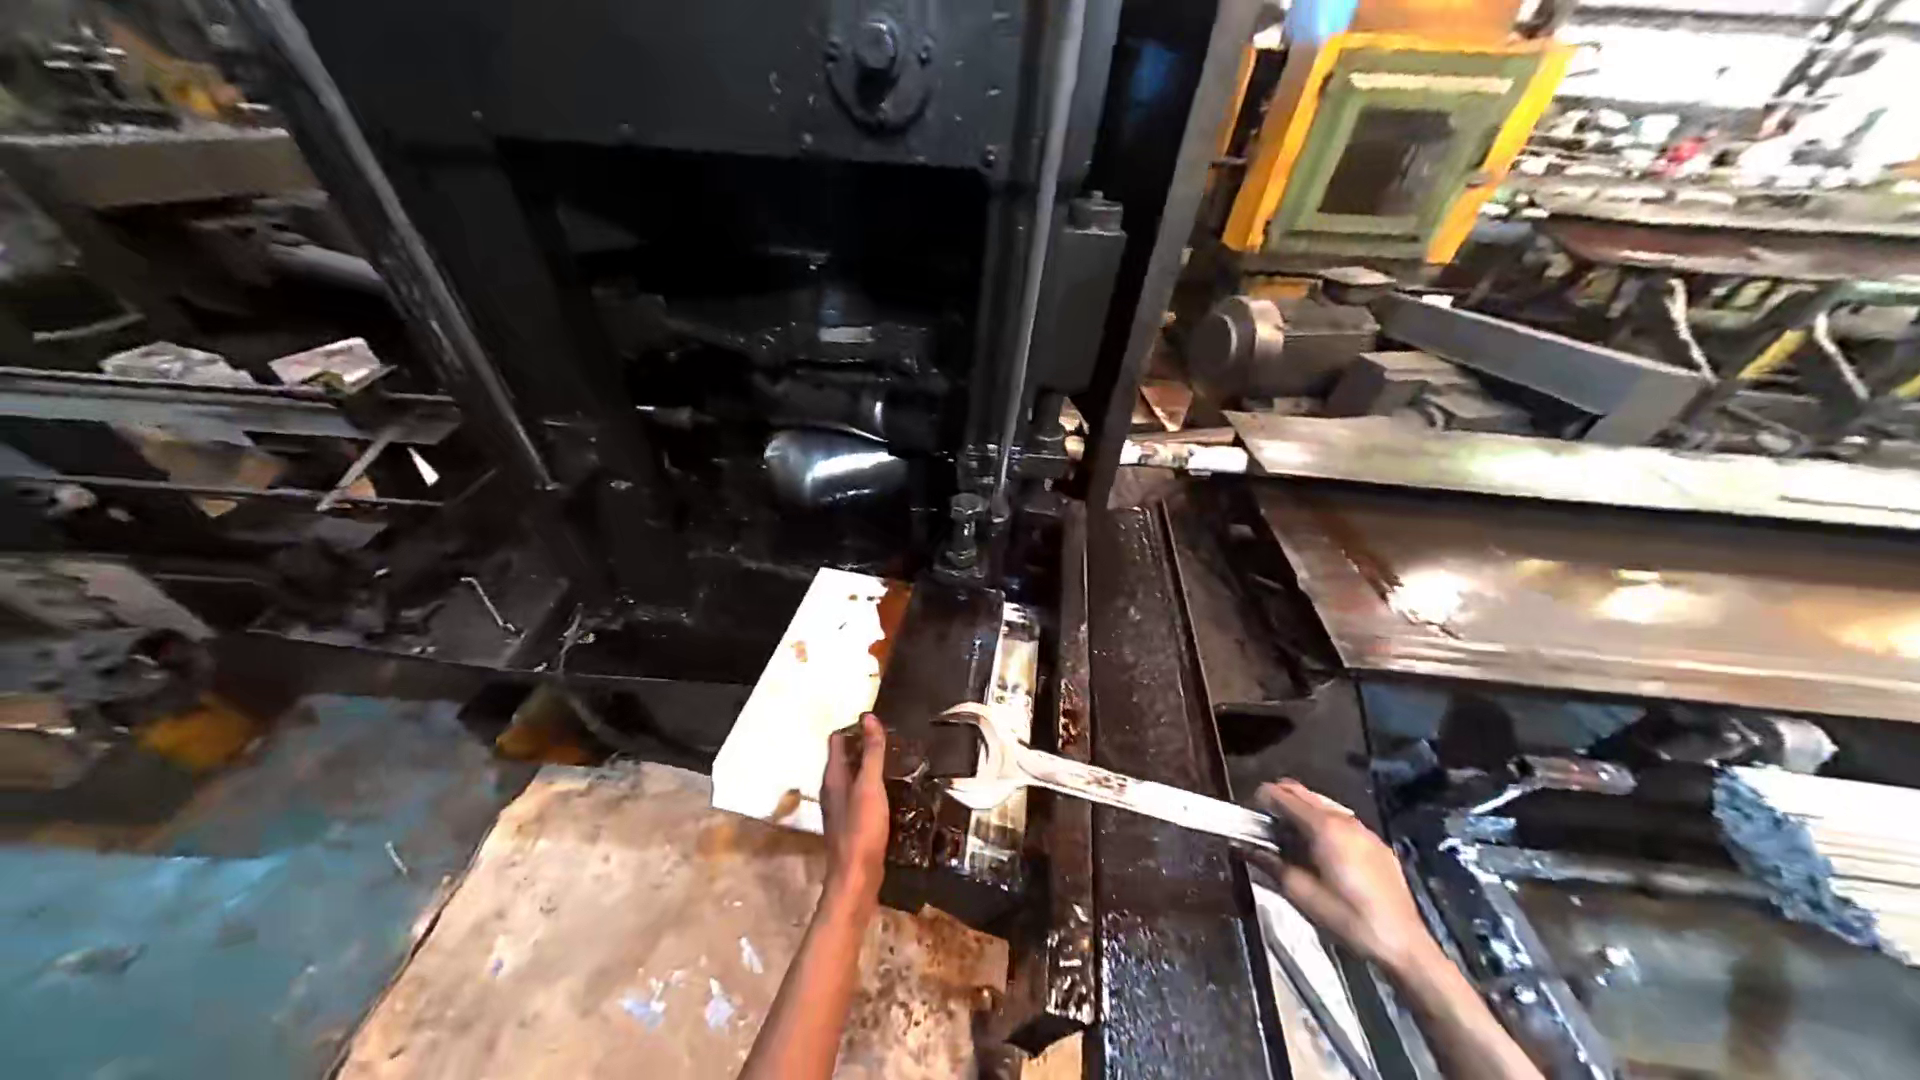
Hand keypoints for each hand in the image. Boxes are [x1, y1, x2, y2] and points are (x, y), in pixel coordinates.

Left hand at [820, 713, 890, 902]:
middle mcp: (833, 789)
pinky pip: (861, 795)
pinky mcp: (852, 824)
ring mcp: (841, 808)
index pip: (837, 740)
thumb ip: (871, 752)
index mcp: (833, 777)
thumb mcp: (869, 786)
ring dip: (869, 767)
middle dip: (864, 746)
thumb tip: (868, 717)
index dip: (854, 728)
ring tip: (896, 760)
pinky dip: (873, 786)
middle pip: (845, 758)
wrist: (857, 878)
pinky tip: (891, 790)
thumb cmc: (861, 828)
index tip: (879, 722)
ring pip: (854, 777)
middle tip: (892, 738)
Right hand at [1247, 779, 1435, 976]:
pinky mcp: (1378, 845)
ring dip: (1303, 810)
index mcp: (1324, 827)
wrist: (1404, 945)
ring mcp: (1365, 831)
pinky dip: (1325, 823)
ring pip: (1325, 805)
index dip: (1262, 798)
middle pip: (1305, 793)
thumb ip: (1270, 864)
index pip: (1284, 795)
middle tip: (1265, 820)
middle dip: (1281, 799)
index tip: (1250, 810)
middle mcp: (1345, 820)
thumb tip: (1246, 847)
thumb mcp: (1301, 894)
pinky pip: (1344, 821)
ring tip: (1291, 834)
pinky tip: (1322, 848)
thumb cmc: (1349, 919)